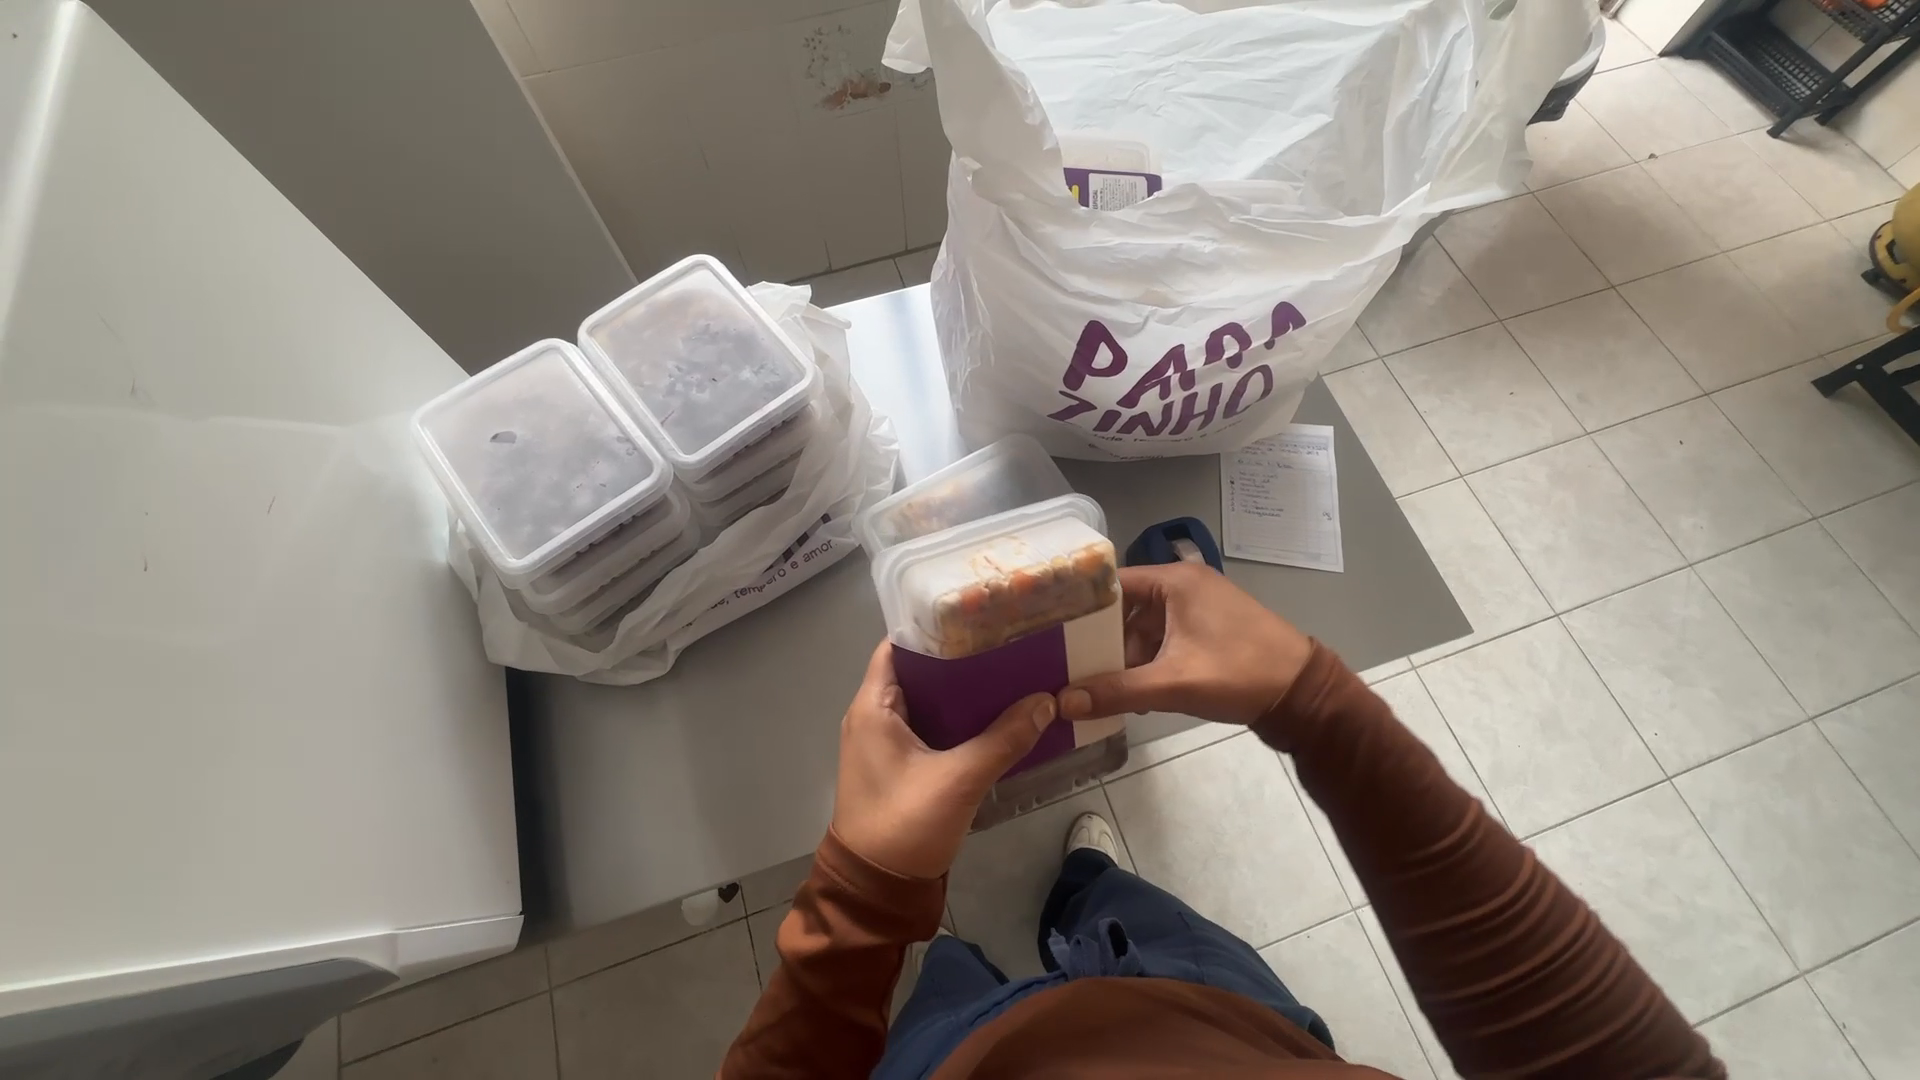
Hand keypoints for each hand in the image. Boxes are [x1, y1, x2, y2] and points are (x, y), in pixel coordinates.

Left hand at [831, 642, 1058, 878]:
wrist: (876, 890)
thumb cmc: (905, 824)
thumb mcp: (959, 779)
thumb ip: (1003, 739)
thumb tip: (1047, 701)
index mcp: (872, 707)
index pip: (897, 645)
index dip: (932, 627)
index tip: (974, 615)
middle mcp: (872, 715)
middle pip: (914, 669)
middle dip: (956, 656)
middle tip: (1003, 640)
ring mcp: (884, 741)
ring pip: (924, 699)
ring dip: (958, 688)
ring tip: (1006, 669)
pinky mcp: (897, 763)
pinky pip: (927, 725)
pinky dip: (955, 716)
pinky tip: (992, 713)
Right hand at [1058, 562, 1311, 725]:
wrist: (1304, 696)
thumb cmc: (1239, 675)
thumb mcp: (1172, 683)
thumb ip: (1116, 690)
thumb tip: (1063, 702)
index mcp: (1175, 580)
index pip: (1111, 583)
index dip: (1080, 605)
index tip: (1050, 629)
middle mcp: (1185, 584)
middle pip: (1126, 607)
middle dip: (1103, 640)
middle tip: (1071, 666)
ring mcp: (1199, 607)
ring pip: (1145, 626)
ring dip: (1127, 656)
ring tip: (1101, 686)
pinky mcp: (1209, 629)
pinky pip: (1165, 638)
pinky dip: (1150, 660)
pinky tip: (1136, 690)